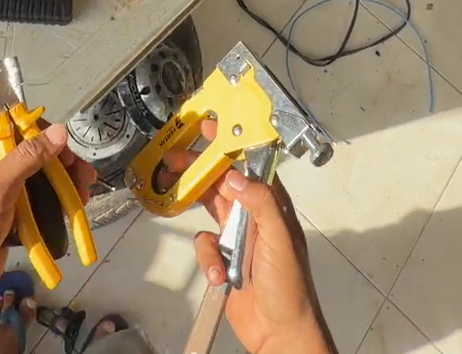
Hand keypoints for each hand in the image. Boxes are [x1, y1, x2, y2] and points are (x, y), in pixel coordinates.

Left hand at [0, 123, 96, 307]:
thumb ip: (28, 157)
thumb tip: (59, 130)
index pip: (23, 130)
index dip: (49, 138)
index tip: (68, 154)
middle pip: (38, 157)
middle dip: (64, 166)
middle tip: (87, 179)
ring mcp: (4, 196)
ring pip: (41, 183)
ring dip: (64, 187)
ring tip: (86, 197)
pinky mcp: (12, 221)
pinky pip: (39, 208)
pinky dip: (56, 207)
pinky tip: (73, 212)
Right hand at [171, 128, 331, 353]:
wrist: (278, 334)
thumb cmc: (288, 285)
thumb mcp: (280, 240)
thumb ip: (261, 204)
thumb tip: (236, 175)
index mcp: (272, 203)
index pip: (250, 164)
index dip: (231, 144)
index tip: (209, 128)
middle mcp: (254, 213)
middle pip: (222, 180)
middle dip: (199, 168)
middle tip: (173, 158)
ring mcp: (238, 234)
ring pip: (209, 206)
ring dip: (195, 208)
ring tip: (174, 195)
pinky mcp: (223, 255)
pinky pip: (204, 243)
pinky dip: (206, 256)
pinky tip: (216, 272)